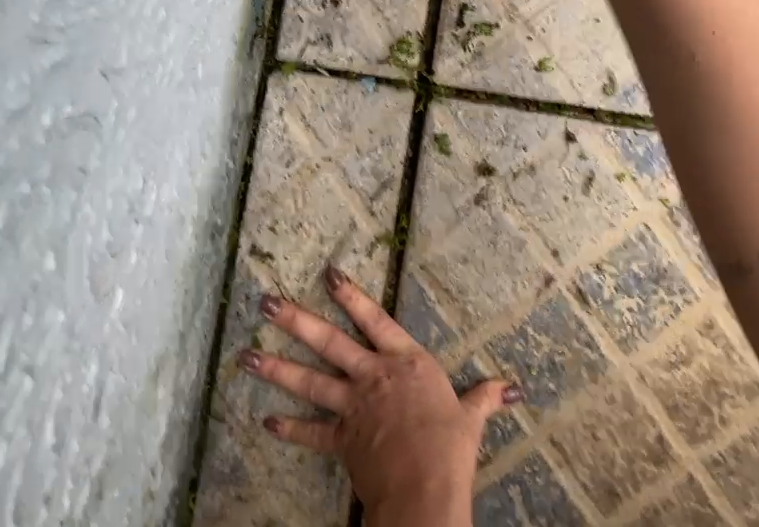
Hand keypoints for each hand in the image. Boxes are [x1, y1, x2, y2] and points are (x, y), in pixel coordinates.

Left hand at [244, 266, 519, 524]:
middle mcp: (373, 376)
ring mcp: (353, 407)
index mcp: (405, 361)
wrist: (425, 486)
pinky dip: (290, 428)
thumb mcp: (470, 417)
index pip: (374, 319)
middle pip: (329, 342)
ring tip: (246, 353)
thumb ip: (485, 396)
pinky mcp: (341, 440)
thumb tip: (512, 388)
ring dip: (276, 367)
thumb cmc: (450, 446)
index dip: (351, 295)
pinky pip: (311, 433)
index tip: (328, 272)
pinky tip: (267, 421)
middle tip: (267, 302)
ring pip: (309, 381)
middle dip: (296, 320)